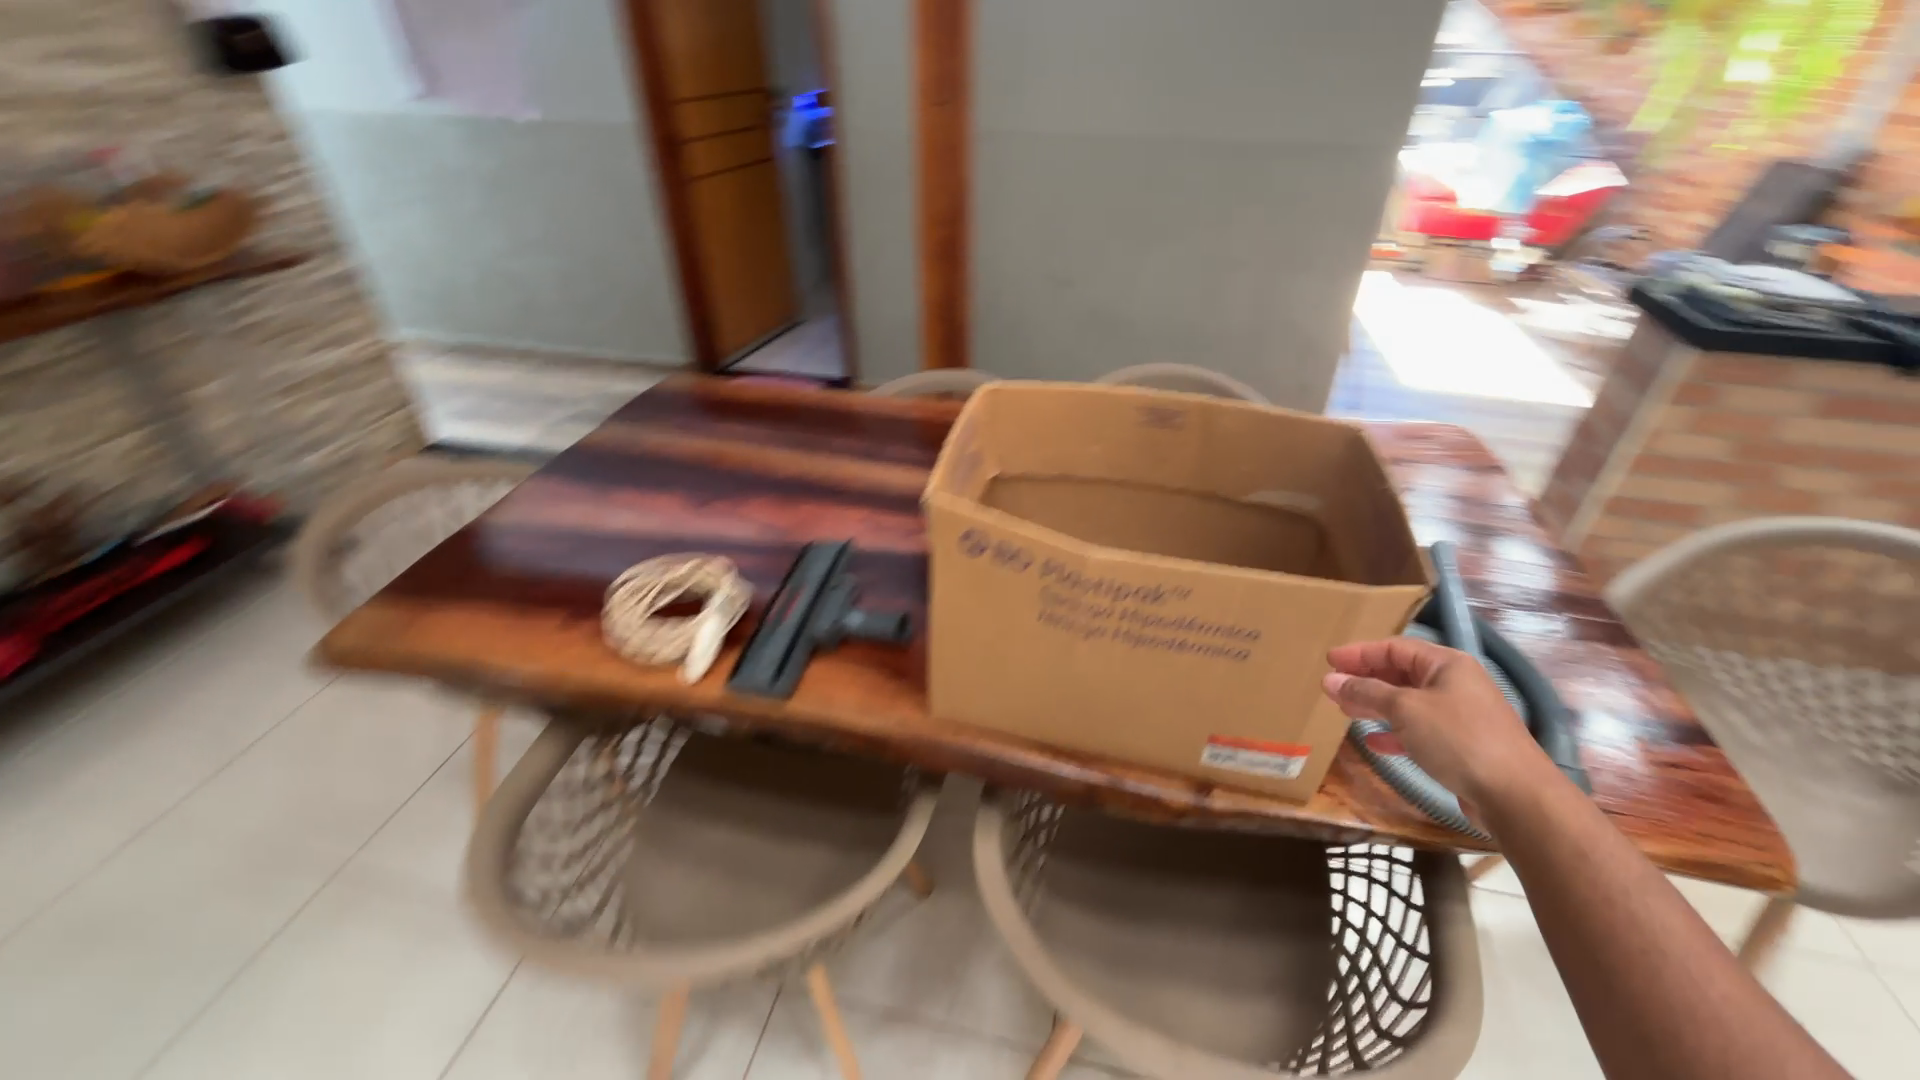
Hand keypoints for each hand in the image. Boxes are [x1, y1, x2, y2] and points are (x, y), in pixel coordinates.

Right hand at [1323, 637, 1549, 807]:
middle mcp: (1455, 684)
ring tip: (1346, 711)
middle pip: (1401, 674)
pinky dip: (1395, 733)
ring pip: (1408, 703)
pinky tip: (1374, 742)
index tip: (1328, 661)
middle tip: (1332, 687)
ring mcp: (1460, 716)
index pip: (1394, 648)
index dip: (1359, 653)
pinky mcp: (1461, 746)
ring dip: (1376, 705)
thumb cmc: (1458, 738)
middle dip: (1366, 679)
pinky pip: (1419, 730)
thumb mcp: (1405, 709)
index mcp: (1447, 664)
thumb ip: (1366, 692)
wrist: (1515, 794)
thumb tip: (1330, 680)